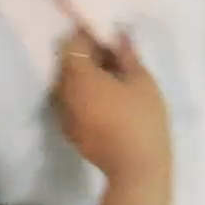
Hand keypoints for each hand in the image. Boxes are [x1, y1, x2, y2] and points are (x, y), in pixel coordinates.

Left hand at [53, 29, 170, 188]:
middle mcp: (63, 92)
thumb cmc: (142, 119)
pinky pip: (72, 103)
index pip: (72, 43)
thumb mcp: (142, 81)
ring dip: (85, 77)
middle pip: (68, 64)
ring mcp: (63, 114)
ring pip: (69, 84)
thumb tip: (118, 35)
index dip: (89, 36)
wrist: (136, 169)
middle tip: (114, 58)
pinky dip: (84, 96)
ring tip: (112, 81)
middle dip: (87, 56)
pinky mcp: (69, 131)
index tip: (108, 38)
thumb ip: (127, 54)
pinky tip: (107, 102)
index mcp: (78, 76)